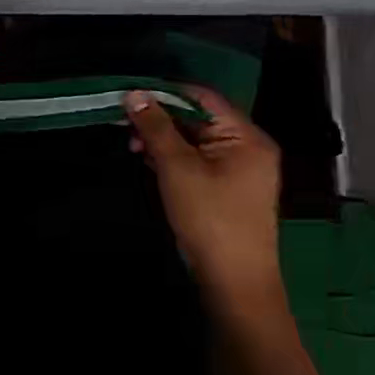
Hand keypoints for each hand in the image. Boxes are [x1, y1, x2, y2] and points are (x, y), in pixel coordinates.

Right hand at [124, 86, 283, 313]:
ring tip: (133, 147)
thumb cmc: (209, 217)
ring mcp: (240, 169)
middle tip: (126, 125)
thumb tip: (135, 94)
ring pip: (194, 139)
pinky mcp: (228, 187)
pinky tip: (149, 162)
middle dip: (160, 119)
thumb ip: (156, 127)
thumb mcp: (176, 167)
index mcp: (246, 136)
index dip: (165, 93)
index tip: (131, 96)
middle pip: (199, 117)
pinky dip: (173, 157)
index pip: (203, 97)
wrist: (233, 281)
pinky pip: (197, 159)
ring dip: (163, 139)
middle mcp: (248, 147)